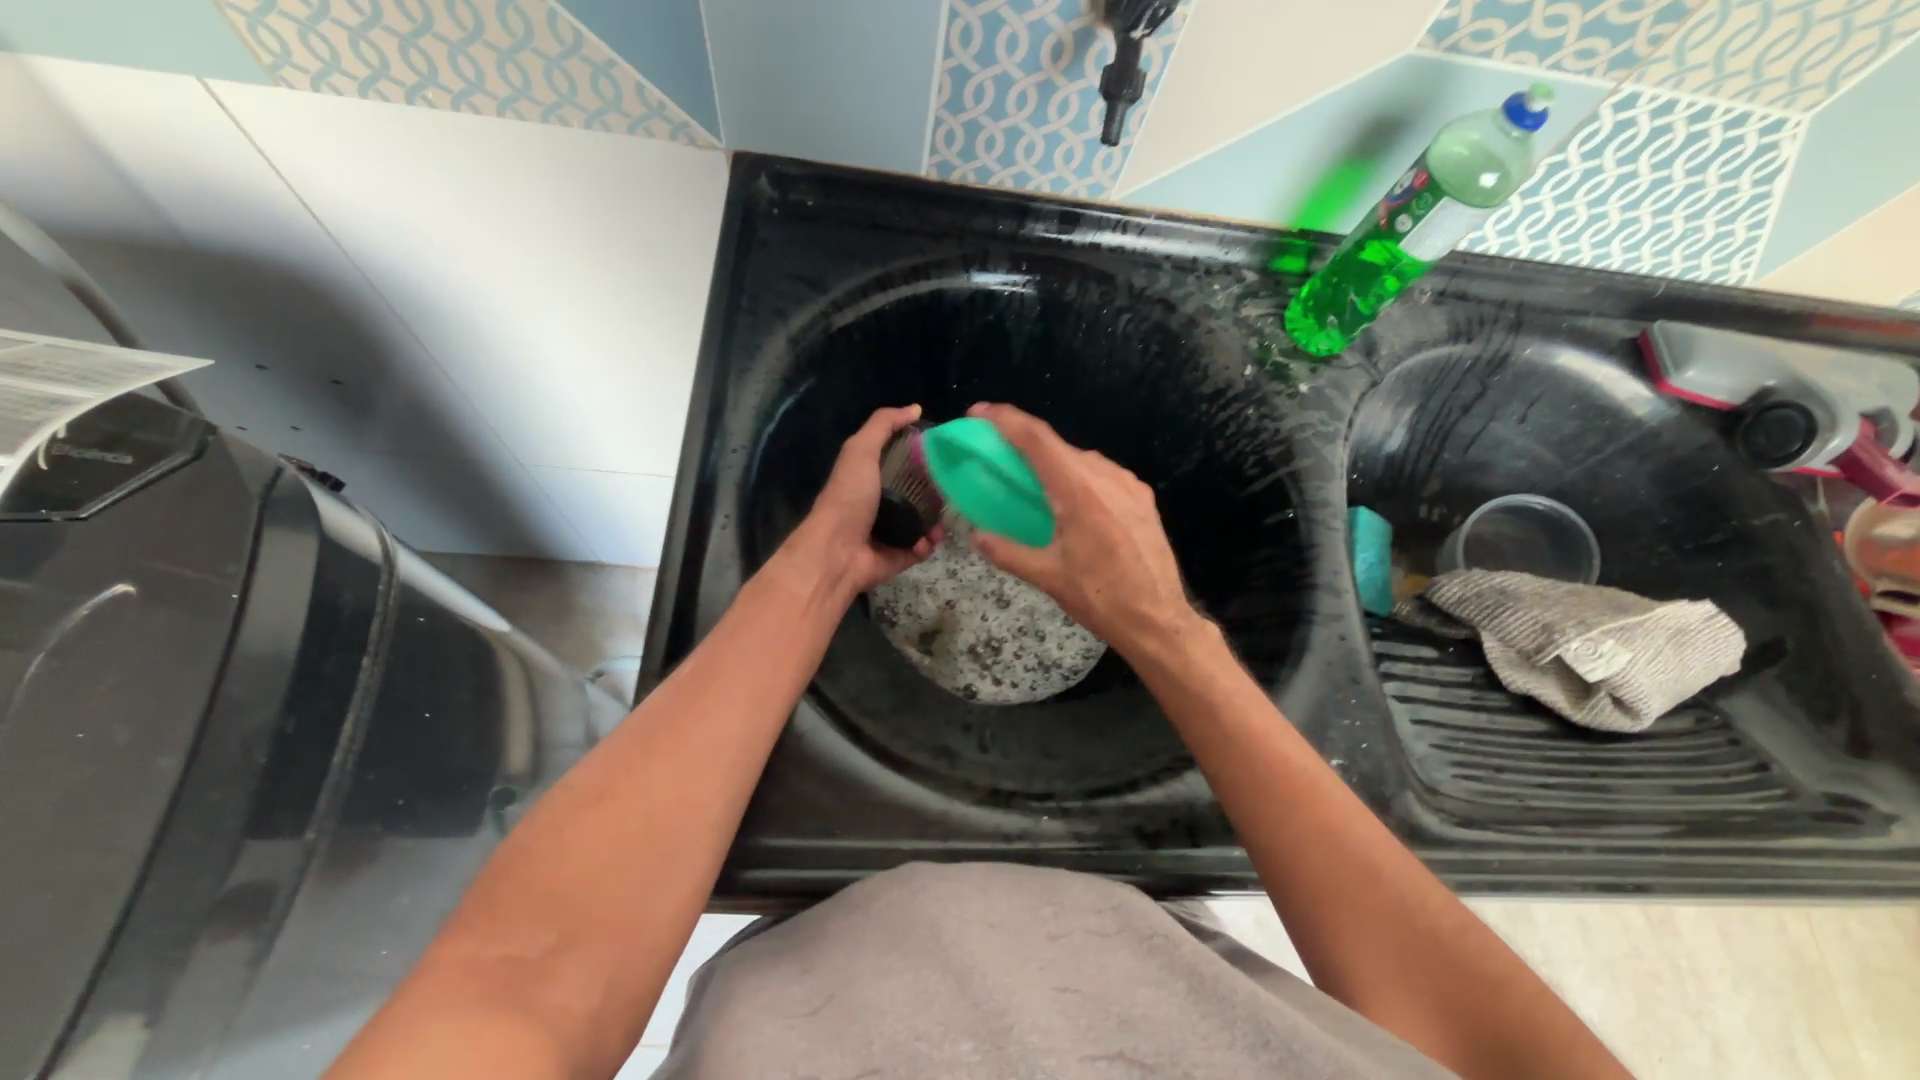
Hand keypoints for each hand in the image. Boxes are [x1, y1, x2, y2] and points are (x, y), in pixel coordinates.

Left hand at [778, 404, 938, 598]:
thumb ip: (883, 425)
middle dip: (936, 493)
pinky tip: (928, 540)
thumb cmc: (849, 497)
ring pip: (923, 522)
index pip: (901, 462)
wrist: (837, 552)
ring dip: (936, 521)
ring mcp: (889, 532)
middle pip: (917, 493)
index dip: (922, 456)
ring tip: (942, 521)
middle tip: (953, 490)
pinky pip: (921, 548)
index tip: (944, 454)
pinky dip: (927, 544)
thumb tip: (915, 408)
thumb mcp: (861, 450)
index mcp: (870, 478)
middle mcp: (879, 504)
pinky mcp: (898, 556)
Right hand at [965, 403, 1205, 659]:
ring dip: (1053, 459)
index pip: (1036, 439)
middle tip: (996, 447)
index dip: (1005, 419)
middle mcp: (1106, 477)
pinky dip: (1078, 475)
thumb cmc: (1100, 598)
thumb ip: (1007, 551)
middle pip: (1058, 445)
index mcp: (1079, 491)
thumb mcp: (1047, 577)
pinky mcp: (1143, 498)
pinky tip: (1069, 496)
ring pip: (1082, 458)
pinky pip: (1103, 474)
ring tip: (1031, 475)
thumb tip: (976, 536)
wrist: (1158, 619)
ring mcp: (1129, 485)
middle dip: (1024, 440)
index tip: (979, 412)